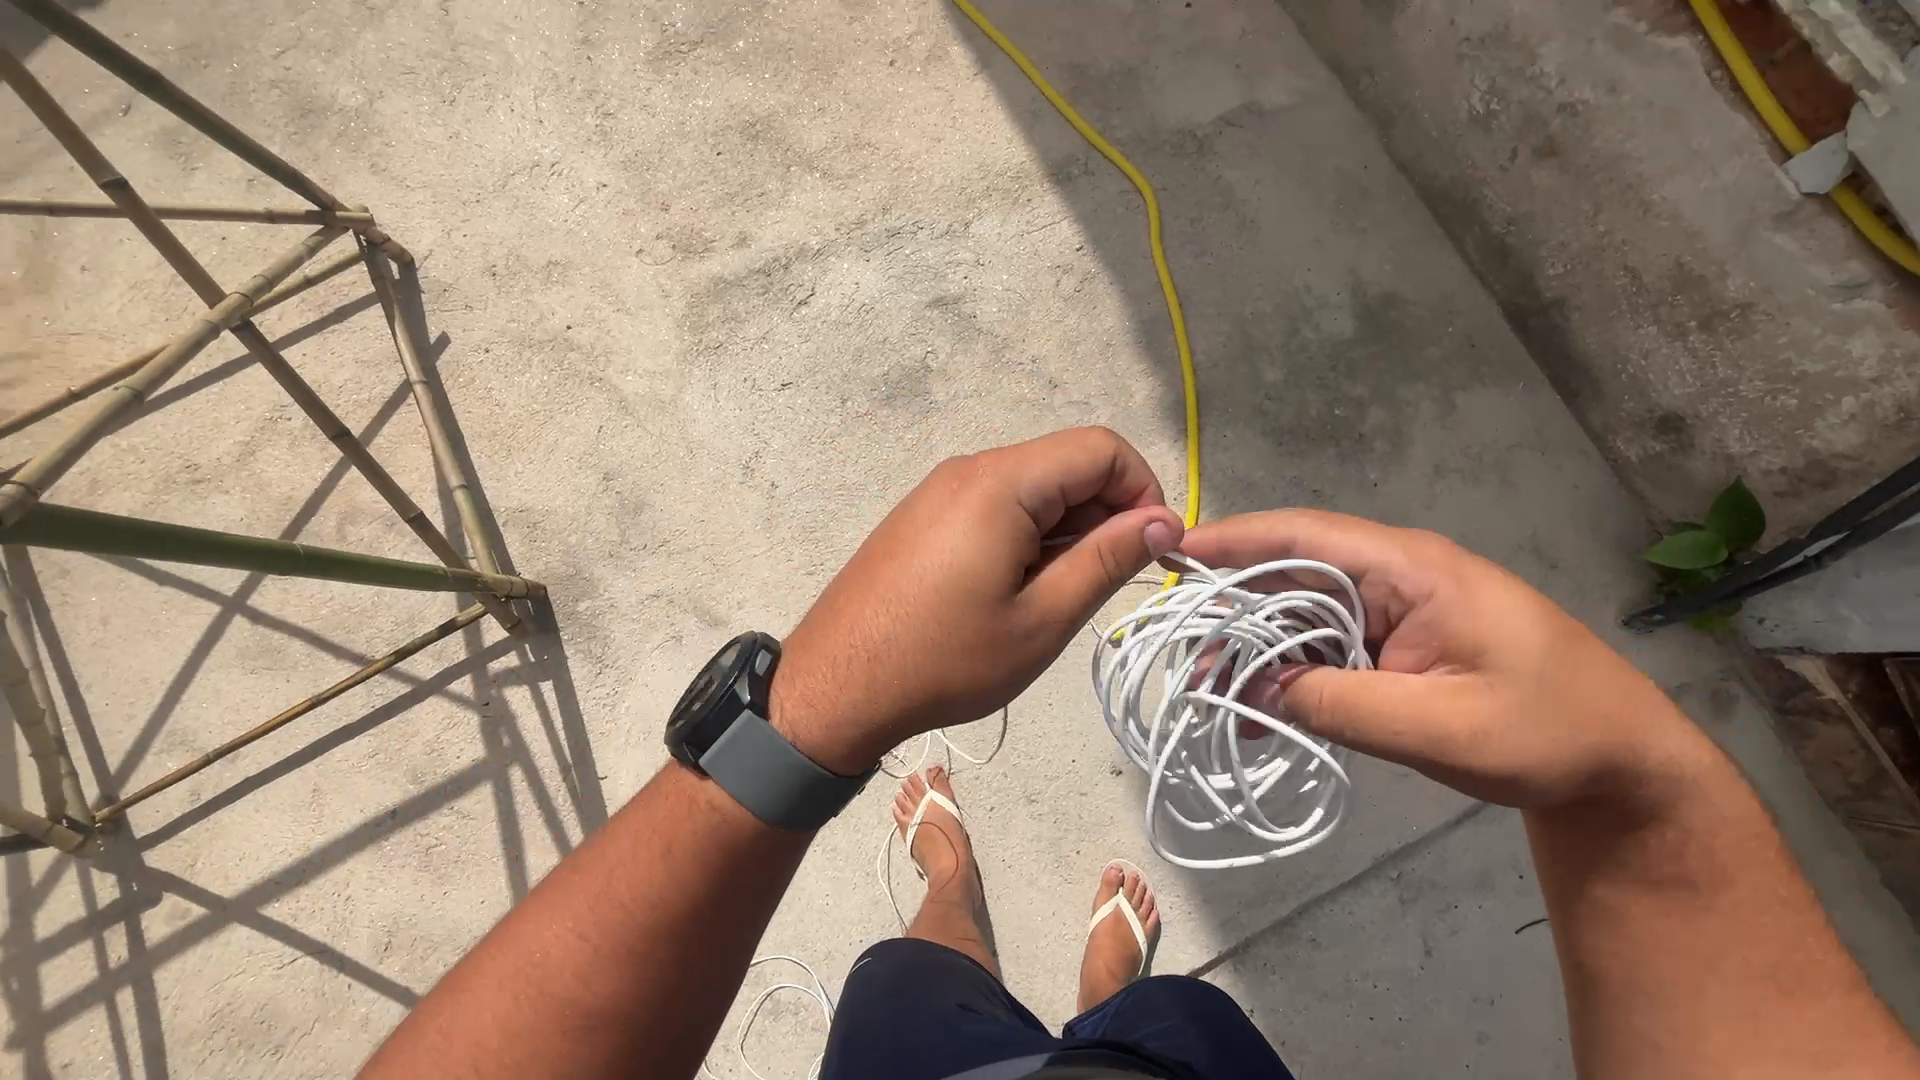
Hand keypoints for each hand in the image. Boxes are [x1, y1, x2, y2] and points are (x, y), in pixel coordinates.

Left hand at [771, 427, 1184, 773]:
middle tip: (1102, 585)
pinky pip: (996, 505)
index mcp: (1001, 482)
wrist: (835, 686)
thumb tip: (1165, 521)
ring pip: (1033, 488)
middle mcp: (969, 469)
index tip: (1152, 551)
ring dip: (1064, 531)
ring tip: (1053, 597)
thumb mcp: (1041, 620)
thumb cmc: (944, 661)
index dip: (1143, 491)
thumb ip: (1107, 561)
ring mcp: (940, 490)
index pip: (1101, 448)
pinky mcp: (925, 515)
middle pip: (1066, 465)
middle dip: (1104, 514)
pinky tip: (1014, 590)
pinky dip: (1027, 536)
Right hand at [1179, 510, 1715, 809]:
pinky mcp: (1394, 642)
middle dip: (1233, 611)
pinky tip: (1261, 712)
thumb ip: (1340, 705)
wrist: (1620, 767)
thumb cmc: (1546, 733)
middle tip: (1187, 656)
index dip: (1233, 539)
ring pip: (1301, 613)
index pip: (1304, 536)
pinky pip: (1324, 646)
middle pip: (1291, 574)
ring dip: (1257, 649)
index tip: (1173, 553)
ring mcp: (1393, 609)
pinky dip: (1289, 673)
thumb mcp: (1440, 726)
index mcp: (1411, 569)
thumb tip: (1253, 688)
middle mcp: (1393, 576)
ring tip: (1213, 693)